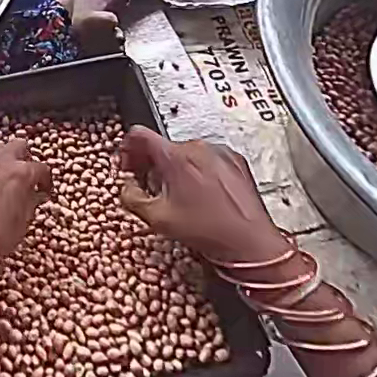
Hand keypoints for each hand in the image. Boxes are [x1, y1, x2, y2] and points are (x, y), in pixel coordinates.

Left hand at [0, 137, 51, 268]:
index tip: (43, 188)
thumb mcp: (23, 221)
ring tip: (3, 174)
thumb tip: (35, 193)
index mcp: (21, 173)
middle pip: (18, 145)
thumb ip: (31, 200)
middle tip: (24, 174)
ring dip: (2, 157)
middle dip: (24, 157)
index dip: (44, 180)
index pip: (41, 168)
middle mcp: (0, 162)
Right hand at [117, 127, 285, 261]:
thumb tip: (126, 187)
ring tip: (179, 194)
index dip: (127, 148)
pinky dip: (198, 170)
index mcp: (175, 157)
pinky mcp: (235, 160)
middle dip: (151, 164)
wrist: (250, 241)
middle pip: (162, 146)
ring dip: (175, 168)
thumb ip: (131, 197)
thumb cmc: (208, 230)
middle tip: (151, 186)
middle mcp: (198, 148)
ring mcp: (219, 152)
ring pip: (184, 152)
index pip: (139, 134)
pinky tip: (200, 194)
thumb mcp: (157, 218)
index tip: (129, 164)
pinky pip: (207, 158)